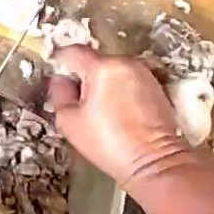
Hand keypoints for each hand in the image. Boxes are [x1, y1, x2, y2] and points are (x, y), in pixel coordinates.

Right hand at [48, 46, 197, 189]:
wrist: (155, 162)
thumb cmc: (112, 144)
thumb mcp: (70, 122)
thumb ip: (59, 94)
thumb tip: (60, 80)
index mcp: (102, 68)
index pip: (74, 51)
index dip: (61, 61)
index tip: (57, 73)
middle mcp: (125, 63)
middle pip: (95, 61)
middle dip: (85, 78)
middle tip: (80, 104)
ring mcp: (143, 73)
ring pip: (113, 71)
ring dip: (104, 84)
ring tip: (102, 113)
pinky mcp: (156, 86)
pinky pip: (129, 80)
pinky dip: (121, 91)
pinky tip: (119, 115)